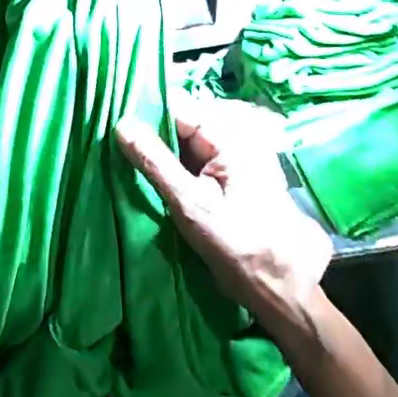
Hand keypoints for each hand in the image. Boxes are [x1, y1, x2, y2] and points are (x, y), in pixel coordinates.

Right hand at [115, 94, 332, 333]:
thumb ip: (154, 162)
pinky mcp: (229, 174)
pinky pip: (193, 157)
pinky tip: (153, 175)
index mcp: (230, 135)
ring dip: (159, 150)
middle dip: (150, 132)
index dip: (144, 111)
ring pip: (183, 139)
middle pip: (179, 120)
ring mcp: (233, 155)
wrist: (282, 291)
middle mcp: (234, 136)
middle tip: (119, 146)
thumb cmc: (238, 247)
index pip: (177, 105)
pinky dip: (173, 164)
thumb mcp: (190, 205)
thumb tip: (121, 124)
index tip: (115, 123)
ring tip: (130, 159)